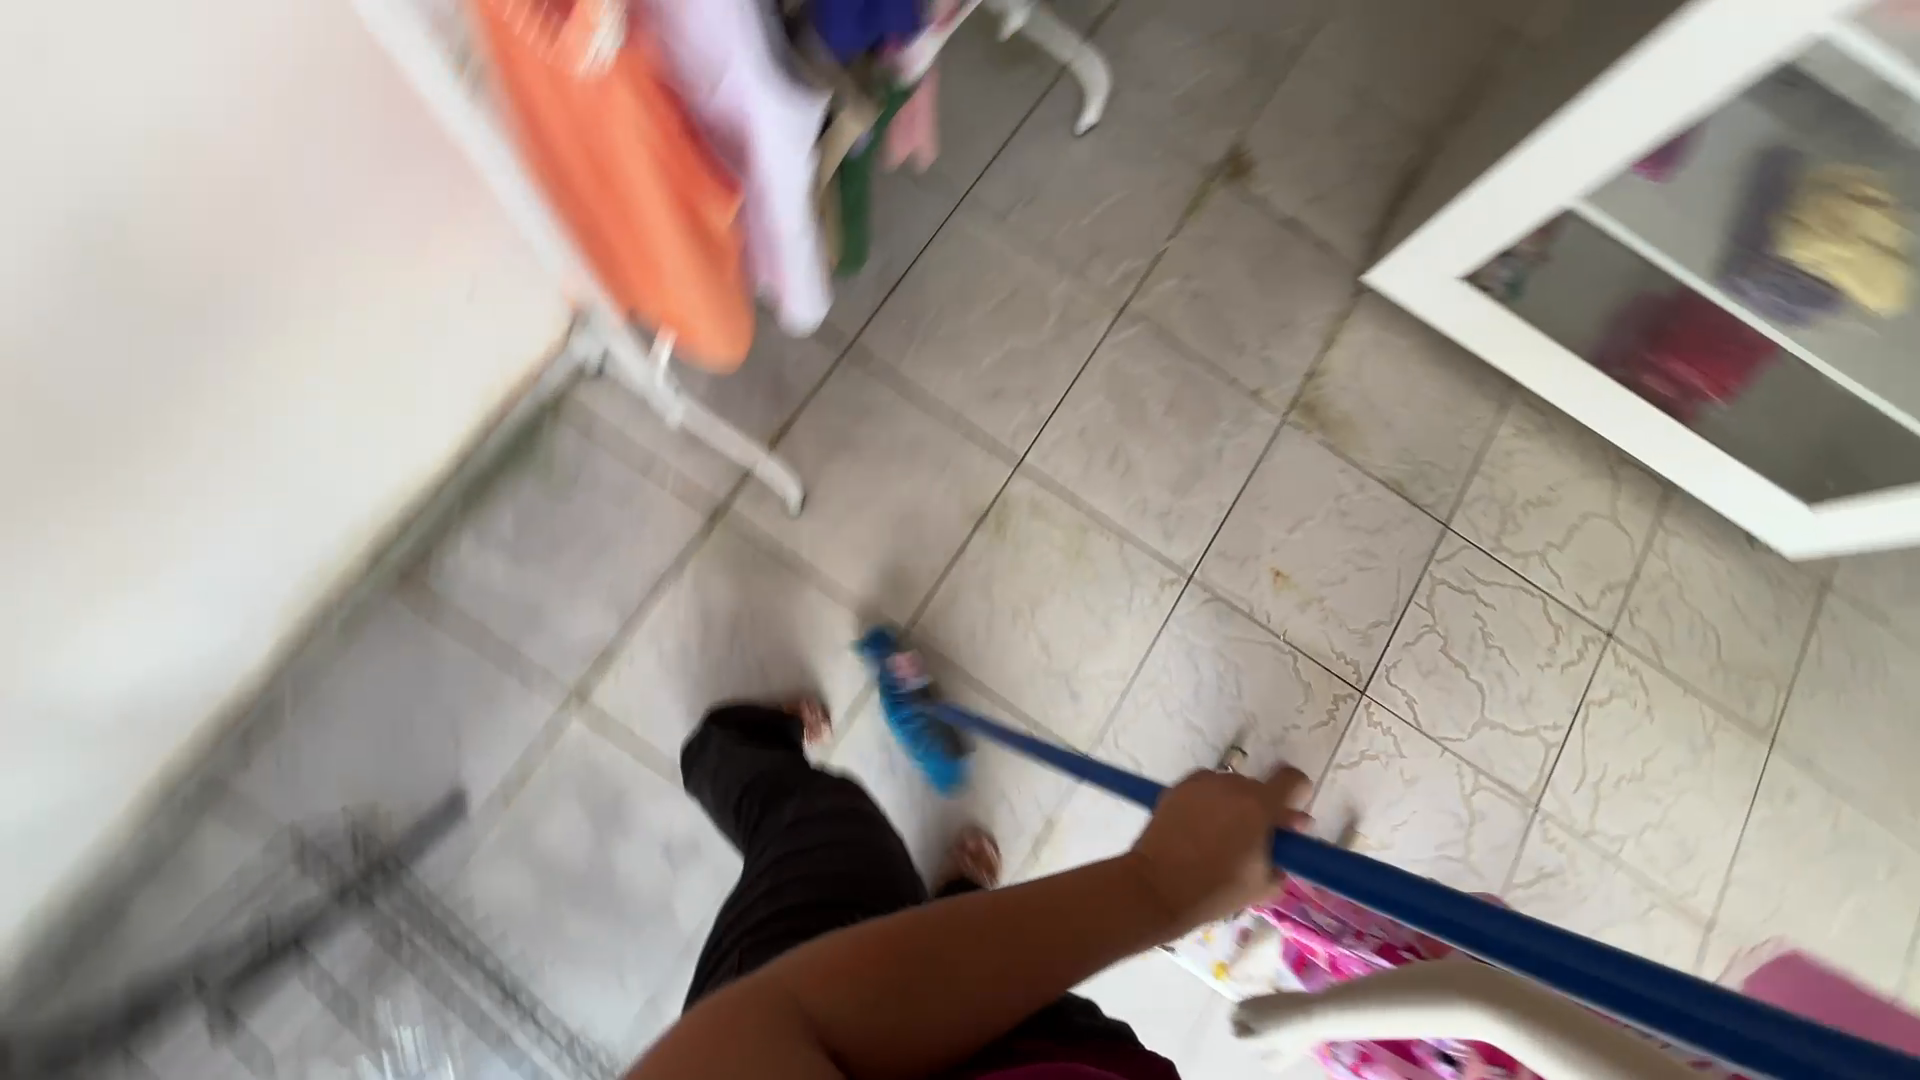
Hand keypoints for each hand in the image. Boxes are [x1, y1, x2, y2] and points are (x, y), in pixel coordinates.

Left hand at [1122, 766, 1311, 932]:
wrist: (1159, 886)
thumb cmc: (1217, 888)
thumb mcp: (1264, 881)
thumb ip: (1284, 851)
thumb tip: (1292, 828)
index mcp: (1259, 805)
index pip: (1291, 779)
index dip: (1297, 794)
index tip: (1290, 819)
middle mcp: (1230, 785)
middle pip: (1258, 788)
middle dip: (1262, 809)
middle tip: (1255, 838)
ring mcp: (1200, 783)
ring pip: (1229, 788)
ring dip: (1234, 804)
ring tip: (1222, 836)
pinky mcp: (1176, 787)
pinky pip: (1204, 789)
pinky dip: (1208, 803)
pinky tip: (1200, 829)